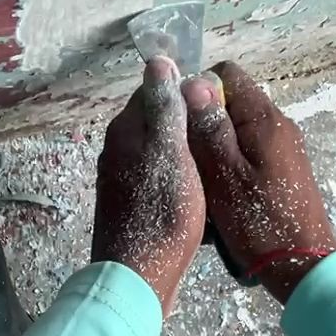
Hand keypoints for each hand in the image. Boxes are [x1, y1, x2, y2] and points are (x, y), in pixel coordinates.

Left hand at [92, 57, 205, 314]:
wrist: (138, 275)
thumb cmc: (162, 210)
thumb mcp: (171, 152)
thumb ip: (164, 107)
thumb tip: (159, 59)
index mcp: (125, 130)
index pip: (153, 92)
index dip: (182, 93)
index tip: (213, 106)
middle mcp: (116, 147)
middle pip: (155, 120)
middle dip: (185, 122)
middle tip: (219, 136)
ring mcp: (120, 175)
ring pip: (157, 148)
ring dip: (182, 150)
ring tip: (212, 162)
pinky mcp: (128, 200)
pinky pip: (156, 173)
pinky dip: (176, 174)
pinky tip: (195, 189)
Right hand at [182, 62, 335, 303]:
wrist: (302, 268)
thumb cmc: (259, 222)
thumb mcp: (223, 174)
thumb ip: (209, 127)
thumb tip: (194, 82)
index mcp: (264, 118)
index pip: (226, 74)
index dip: (197, 88)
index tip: (179, 118)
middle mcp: (277, 124)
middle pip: (230, 99)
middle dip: (202, 118)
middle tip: (184, 150)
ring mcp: (282, 146)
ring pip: (235, 125)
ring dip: (213, 141)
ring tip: (197, 170)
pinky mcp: (281, 166)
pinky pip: (246, 147)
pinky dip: (227, 158)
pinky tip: (216, 184)